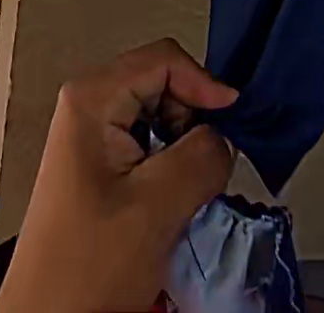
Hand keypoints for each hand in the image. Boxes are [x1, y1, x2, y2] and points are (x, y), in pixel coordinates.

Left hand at [0, 39, 239, 311]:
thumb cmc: (91, 264)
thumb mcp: (155, 207)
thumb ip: (201, 157)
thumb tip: (224, 136)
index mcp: (93, 96)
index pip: (163, 60)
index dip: (203, 84)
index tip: (234, 118)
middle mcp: (89, 99)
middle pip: (161, 80)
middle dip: (192, 116)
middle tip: (204, 164)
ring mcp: (92, 127)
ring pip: (159, 110)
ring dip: (183, 142)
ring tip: (183, 187)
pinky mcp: (99, 154)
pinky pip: (148, 136)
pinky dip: (170, 157)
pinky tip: (168, 194)